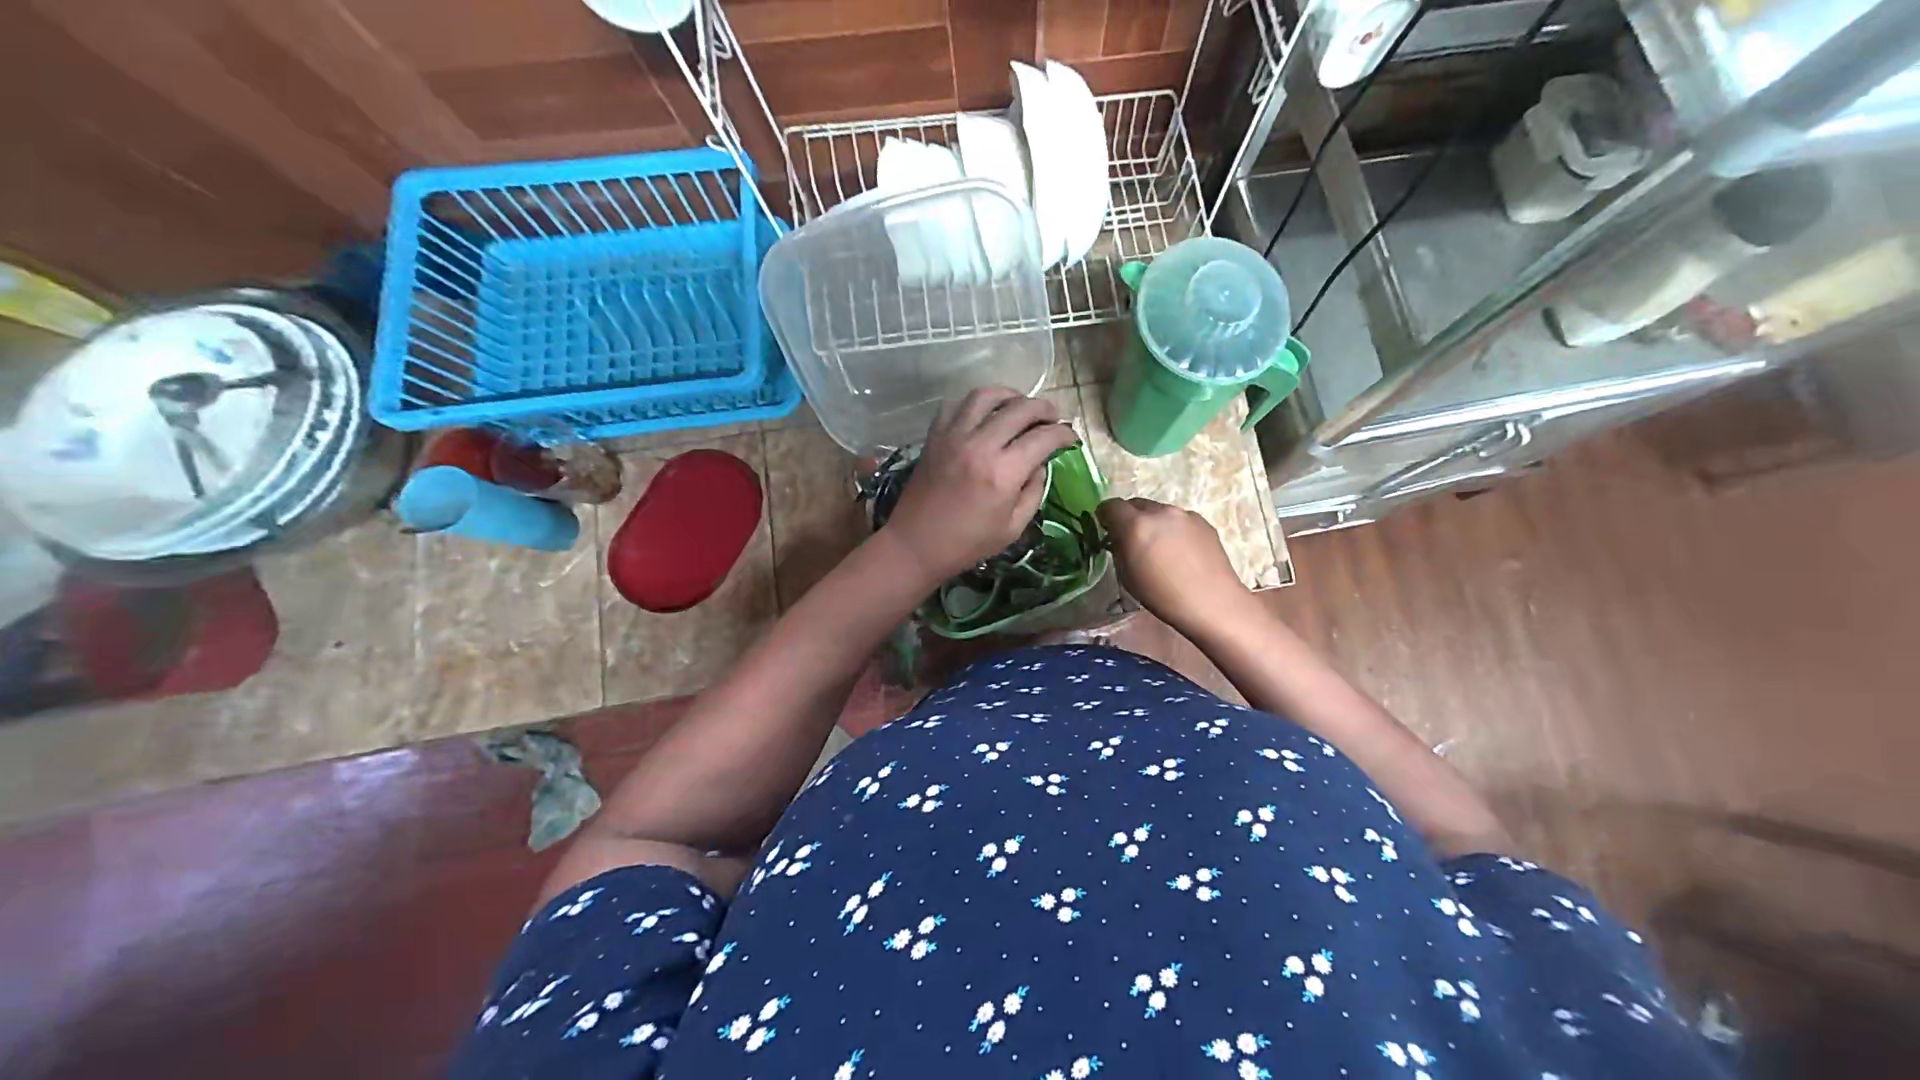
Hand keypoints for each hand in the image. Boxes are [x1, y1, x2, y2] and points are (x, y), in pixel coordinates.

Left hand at [882, 387, 1079, 582]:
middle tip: (1052, 417)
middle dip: (1044, 408)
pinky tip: (986, 414)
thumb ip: (1033, 491)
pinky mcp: (935, 436)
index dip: (1064, 433)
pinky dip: (977, 403)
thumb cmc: (967, 543)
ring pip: (987, 396)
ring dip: (1010, 395)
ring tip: (1020, 406)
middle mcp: (979, 445)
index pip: (1043, 438)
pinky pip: (958, 404)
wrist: (916, 544)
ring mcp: (954, 436)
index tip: (1070, 436)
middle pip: (1020, 408)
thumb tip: (1040, 463)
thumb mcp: (1013, 527)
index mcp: (1003, 473)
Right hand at [1097, 497, 1253, 635]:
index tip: (1106, 529)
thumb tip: (1118, 538)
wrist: (1213, 602)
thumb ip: (1119, 549)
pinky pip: (1178, 519)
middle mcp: (1160, 512)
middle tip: (1131, 539)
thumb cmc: (1163, 596)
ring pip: (1159, 511)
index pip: (1111, 505)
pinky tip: (1180, 552)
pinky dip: (1173, 529)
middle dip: (1129, 518)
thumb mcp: (1127, 576)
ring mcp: (1184, 514)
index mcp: (1136, 525)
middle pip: (1136, 504)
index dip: (1105, 516)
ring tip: (1159, 547)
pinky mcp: (1203, 521)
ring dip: (1152, 523)